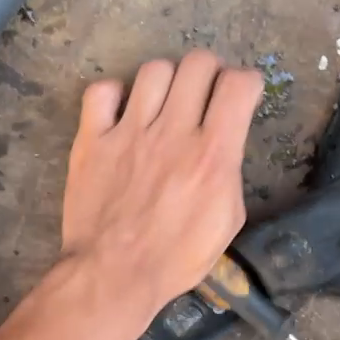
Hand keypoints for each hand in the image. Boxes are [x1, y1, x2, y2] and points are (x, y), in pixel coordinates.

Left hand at [62, 51, 262, 310]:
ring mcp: (129, 131)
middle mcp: (173, 131)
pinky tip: (122, 113)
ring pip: (154, 70)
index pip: (239, 85)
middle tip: (206, 93)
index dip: (247, 83)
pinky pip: (101, 90)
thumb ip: (229, 174)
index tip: (243, 95)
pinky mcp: (92, 139)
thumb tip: (223, 149)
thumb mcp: (227, 222)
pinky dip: (114, 94)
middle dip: (210, 72)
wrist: (114, 275)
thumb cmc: (176, 258)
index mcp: (213, 154)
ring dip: (167, 81)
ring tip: (165, 103)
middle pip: (198, 64)